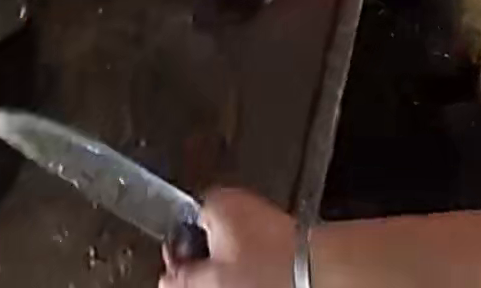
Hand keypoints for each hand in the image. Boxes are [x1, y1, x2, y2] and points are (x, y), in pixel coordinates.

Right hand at [159, 189, 295, 287]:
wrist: (316, 274)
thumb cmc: (268, 270)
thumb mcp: (213, 282)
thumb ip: (183, 279)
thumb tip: (165, 280)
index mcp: (216, 202)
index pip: (182, 226)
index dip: (180, 257)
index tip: (182, 277)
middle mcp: (236, 202)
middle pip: (206, 238)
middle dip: (206, 265)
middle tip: (212, 283)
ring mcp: (258, 217)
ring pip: (229, 248)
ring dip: (227, 269)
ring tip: (237, 282)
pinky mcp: (276, 234)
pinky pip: (250, 253)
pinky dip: (249, 269)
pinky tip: (255, 281)